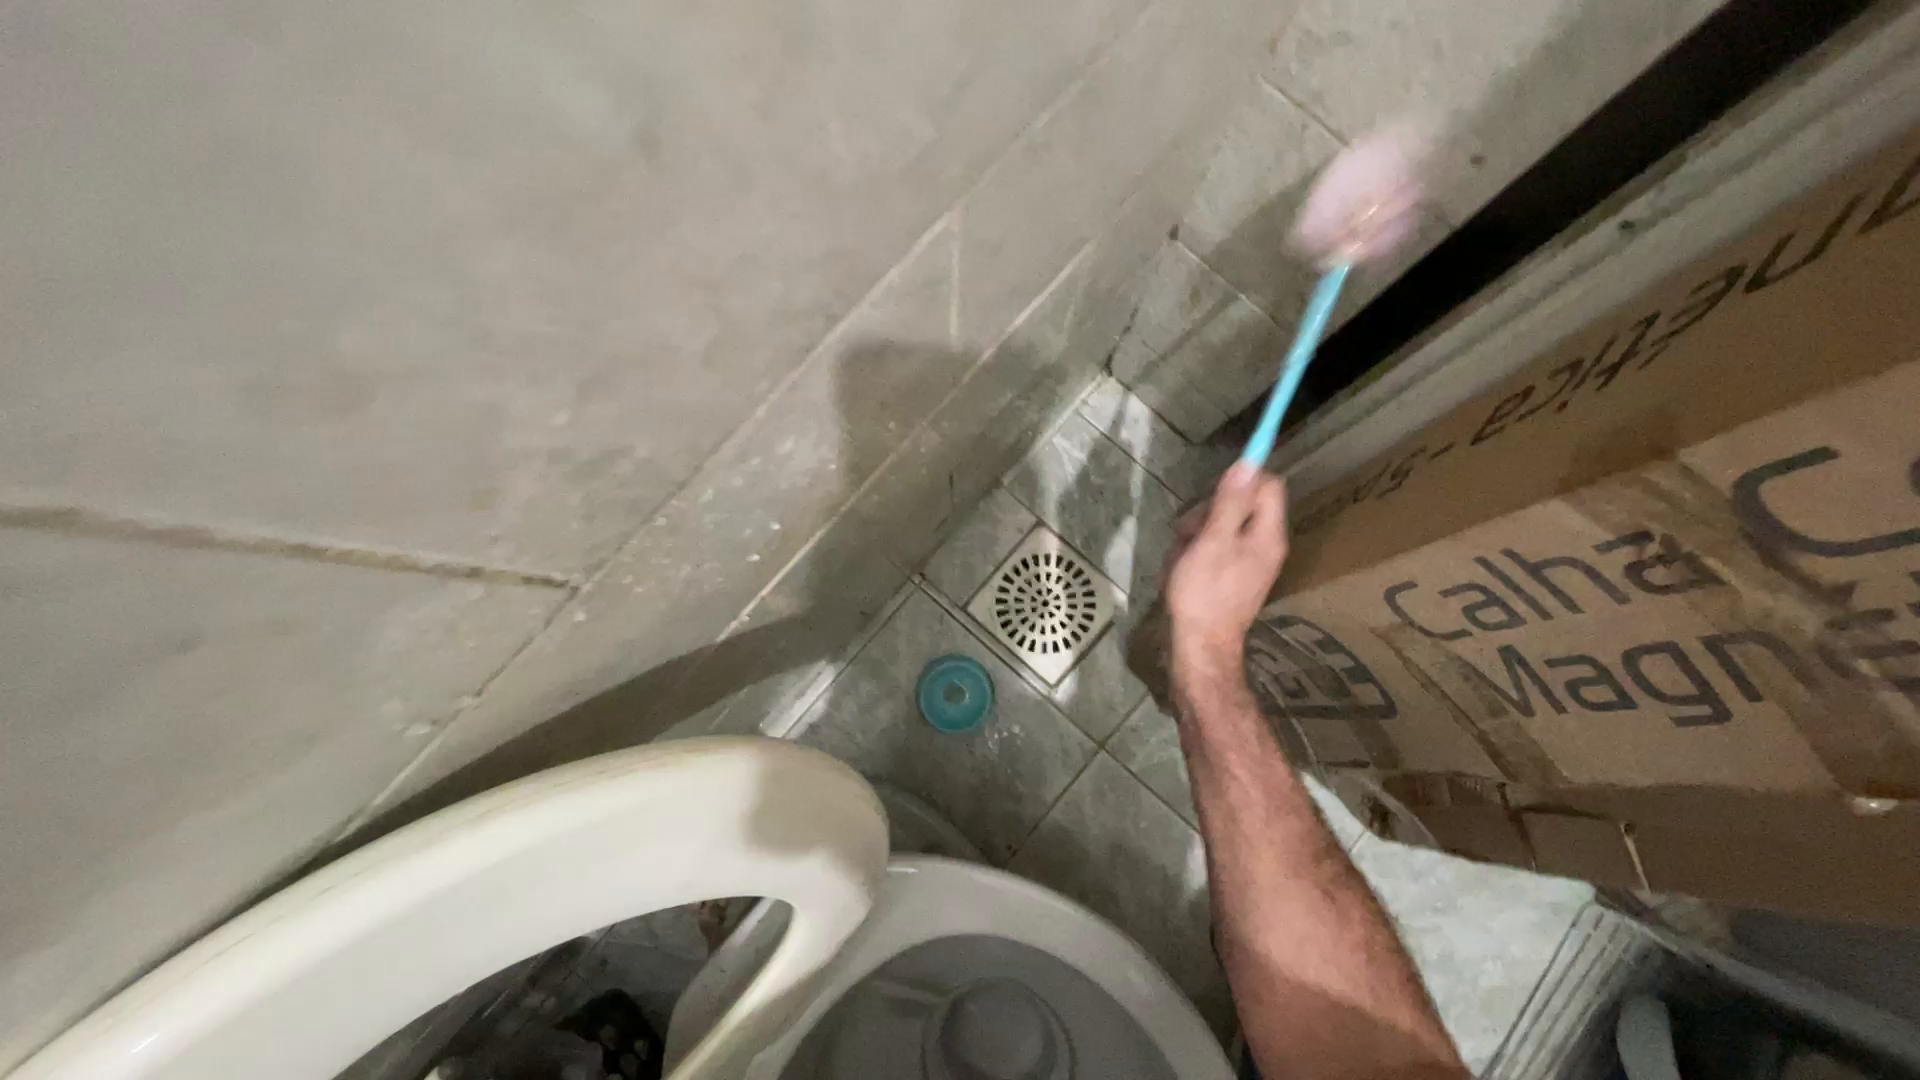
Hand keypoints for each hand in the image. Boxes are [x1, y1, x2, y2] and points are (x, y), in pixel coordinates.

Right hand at [1164, 463, 1288, 669]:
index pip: (1268, 485)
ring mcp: (1248, 563)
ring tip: (1180, 556)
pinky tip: (1180, 569)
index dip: (1240, 480)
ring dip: (1195, 533)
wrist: (1198, 648)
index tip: (1208, 494)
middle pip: (1242, 503)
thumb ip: (1230, 503)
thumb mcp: (1212, 542)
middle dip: (1207, 510)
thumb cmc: (1203, 594)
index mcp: (1267, 535)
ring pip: (1222, 525)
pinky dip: (1194, 552)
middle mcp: (1265, 546)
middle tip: (1186, 531)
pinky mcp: (1231, 577)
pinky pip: (1215, 548)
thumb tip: (1248, 463)